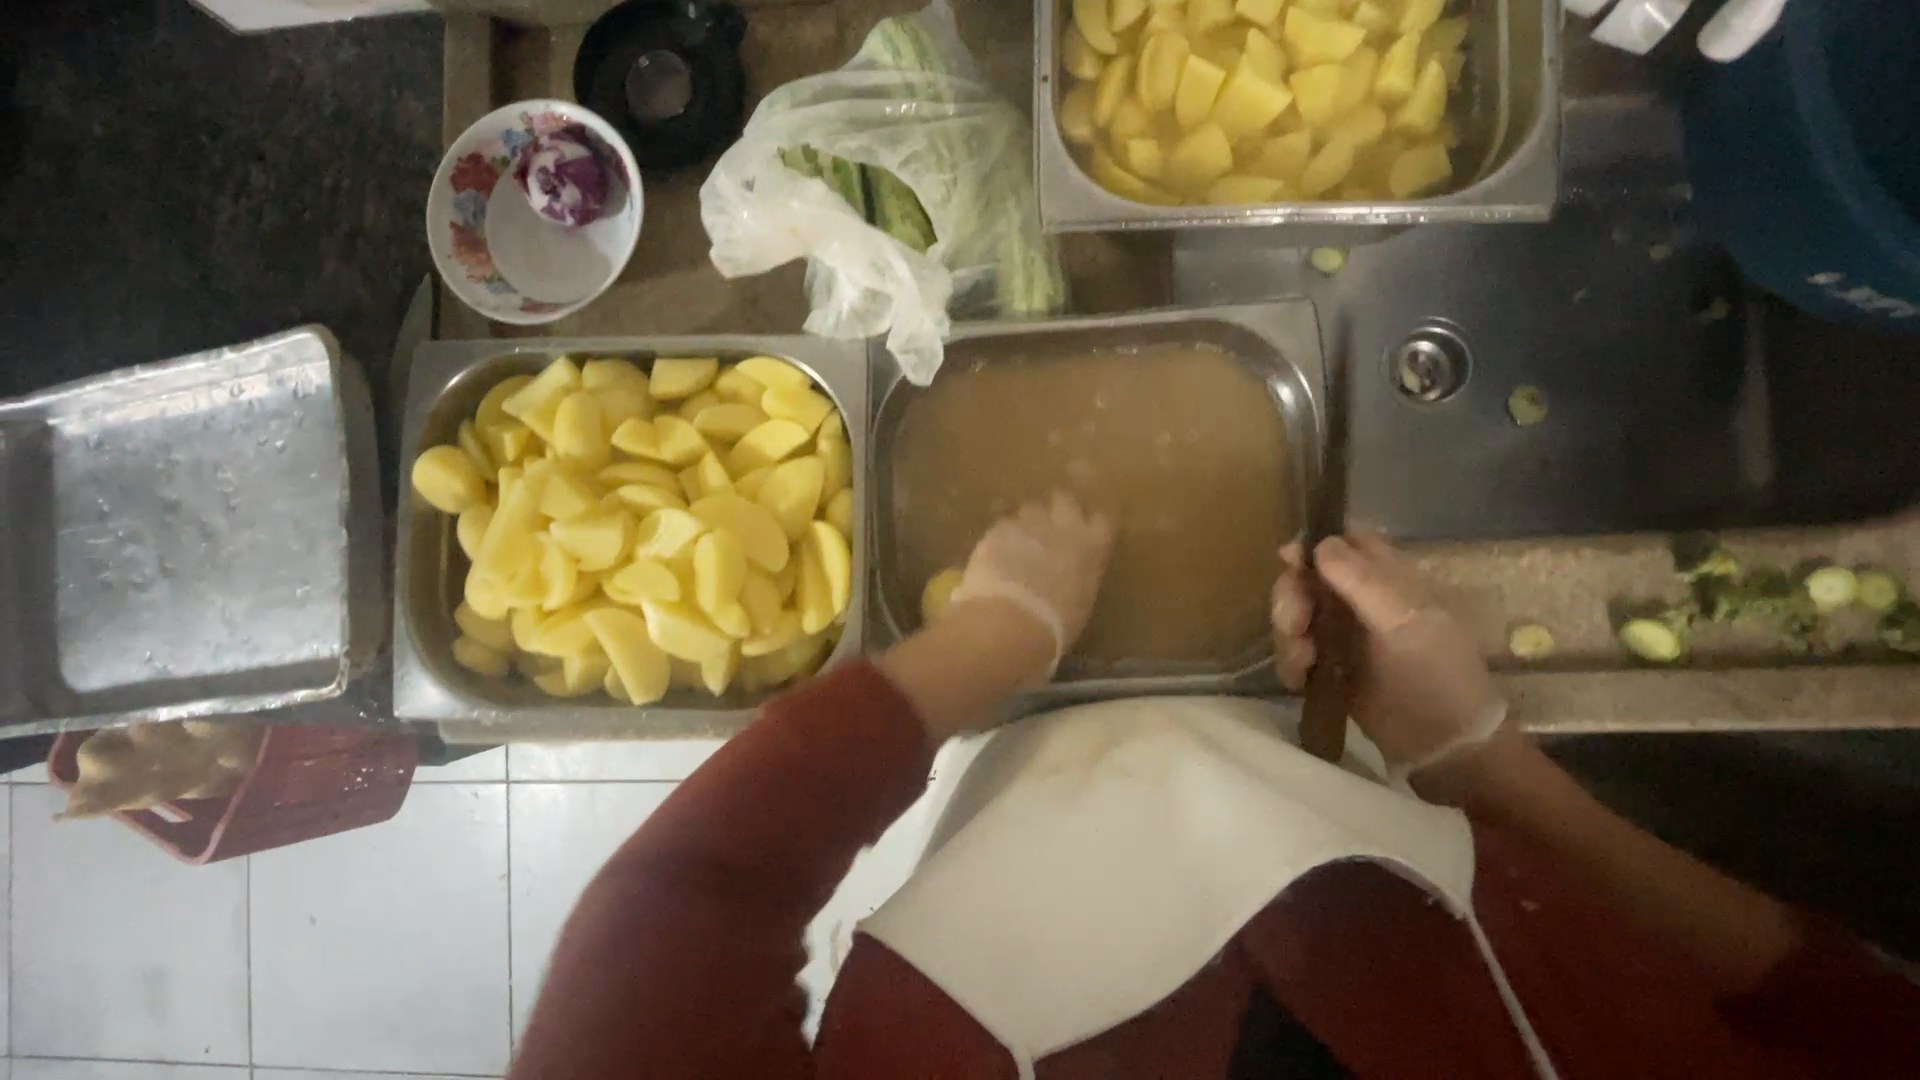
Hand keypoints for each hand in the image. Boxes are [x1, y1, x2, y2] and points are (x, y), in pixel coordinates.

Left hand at [949, 491, 1114, 673]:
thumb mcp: (1080, 605)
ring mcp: (1029, 524)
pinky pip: (1003, 526)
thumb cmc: (1055, 627)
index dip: (1091, 527)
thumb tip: (1070, 579)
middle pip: (1065, 500)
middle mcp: (1064, 527)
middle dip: (1057, 509)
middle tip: (1049, 528)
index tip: (1085, 535)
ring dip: (1027, 522)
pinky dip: (1001, 538)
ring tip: (1018, 544)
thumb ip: (1078, 580)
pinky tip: (995, 556)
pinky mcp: (998, 530)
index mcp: (1092, 548)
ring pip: (1031, 509)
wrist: (1012, 622)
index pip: (1102, 522)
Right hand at [1271, 532, 1509, 797]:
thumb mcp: (1404, 623)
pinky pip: (1294, 652)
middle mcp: (1361, 601)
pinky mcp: (1329, 668)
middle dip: (1292, 599)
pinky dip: (1290, 664)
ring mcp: (1343, 636)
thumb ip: (1362, 581)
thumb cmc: (1434, 677)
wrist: (1444, 749)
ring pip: (1295, 616)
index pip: (1346, 543)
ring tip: (1302, 664)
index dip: (1314, 546)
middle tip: (1295, 625)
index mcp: (1389, 580)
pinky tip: (1301, 681)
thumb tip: (1319, 543)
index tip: (1289, 561)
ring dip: (1288, 637)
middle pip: (1307, 579)